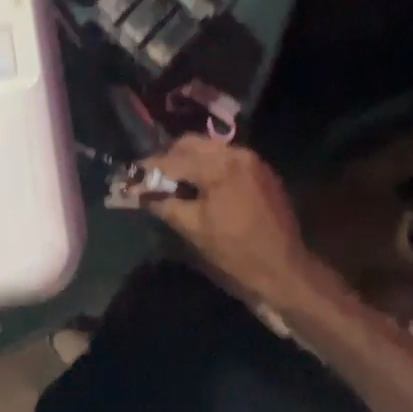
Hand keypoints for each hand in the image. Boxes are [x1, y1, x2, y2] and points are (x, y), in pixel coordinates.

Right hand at [144, 136, 317, 306]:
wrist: (283, 266)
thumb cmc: (235, 250)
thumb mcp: (192, 228)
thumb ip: (163, 205)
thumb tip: (139, 194)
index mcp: (219, 167)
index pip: (173, 160)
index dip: (147, 170)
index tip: (129, 177)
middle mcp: (237, 154)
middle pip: (191, 144)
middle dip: (167, 159)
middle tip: (150, 179)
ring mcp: (252, 161)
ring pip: (209, 149)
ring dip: (187, 161)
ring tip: (173, 183)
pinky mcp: (261, 171)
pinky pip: (226, 159)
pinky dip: (207, 166)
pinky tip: (199, 186)